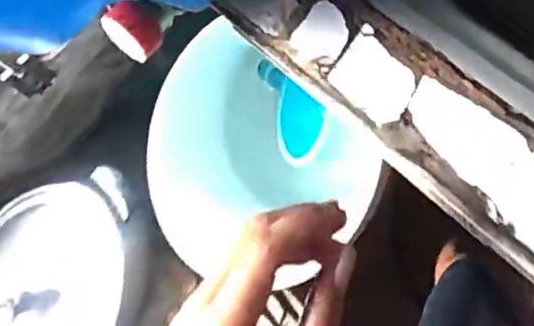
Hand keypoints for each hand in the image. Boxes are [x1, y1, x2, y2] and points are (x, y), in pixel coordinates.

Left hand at [175, 203, 355, 325]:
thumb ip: (323, 312)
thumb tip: (345, 256)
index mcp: (222, 318)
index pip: (265, 243)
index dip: (308, 221)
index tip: (342, 218)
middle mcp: (198, 307)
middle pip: (251, 235)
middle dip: (300, 220)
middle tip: (338, 222)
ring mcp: (189, 312)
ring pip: (240, 245)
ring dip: (285, 234)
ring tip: (322, 240)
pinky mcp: (192, 319)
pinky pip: (233, 265)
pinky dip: (267, 253)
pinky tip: (292, 260)